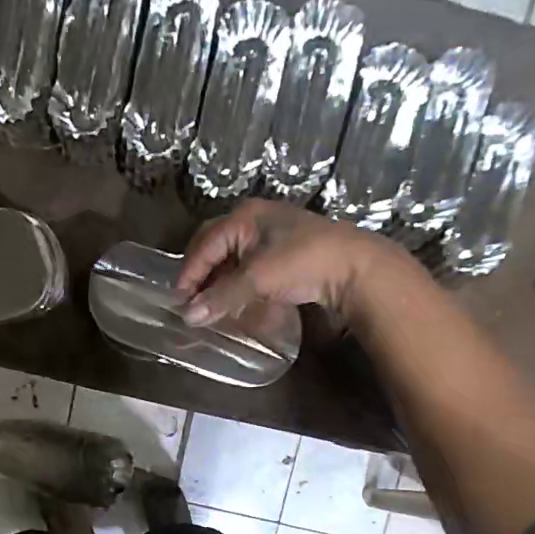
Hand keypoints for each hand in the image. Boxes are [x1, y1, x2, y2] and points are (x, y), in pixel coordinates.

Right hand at [174, 200, 410, 327]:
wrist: (356, 267)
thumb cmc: (302, 263)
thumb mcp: (257, 280)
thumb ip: (221, 297)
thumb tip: (188, 317)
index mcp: (244, 216)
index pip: (203, 244)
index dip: (188, 273)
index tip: (178, 301)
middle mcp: (255, 218)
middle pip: (215, 246)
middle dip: (201, 273)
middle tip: (190, 301)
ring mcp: (272, 233)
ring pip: (232, 256)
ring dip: (218, 279)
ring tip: (209, 303)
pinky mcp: (286, 250)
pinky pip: (249, 264)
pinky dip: (237, 280)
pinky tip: (235, 297)